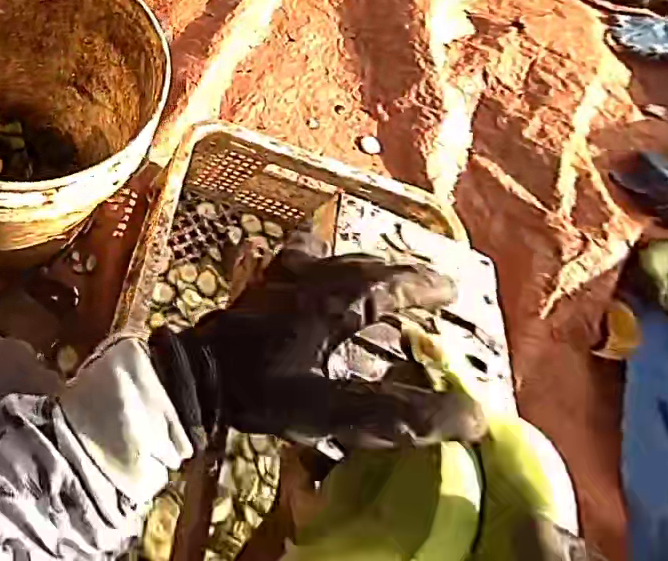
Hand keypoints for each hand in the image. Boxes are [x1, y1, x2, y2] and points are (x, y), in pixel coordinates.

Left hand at [146, 236, 484, 449]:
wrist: (199, 373)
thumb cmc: (263, 391)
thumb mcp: (334, 411)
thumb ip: (399, 414)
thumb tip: (469, 415)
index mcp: (331, 303)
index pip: (388, 285)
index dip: (421, 287)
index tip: (449, 288)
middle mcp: (308, 277)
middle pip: (361, 265)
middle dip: (396, 273)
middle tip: (423, 284)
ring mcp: (278, 274)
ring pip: (331, 255)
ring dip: (359, 263)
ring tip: (378, 274)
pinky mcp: (258, 280)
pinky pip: (296, 254)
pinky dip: (316, 254)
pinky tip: (313, 260)